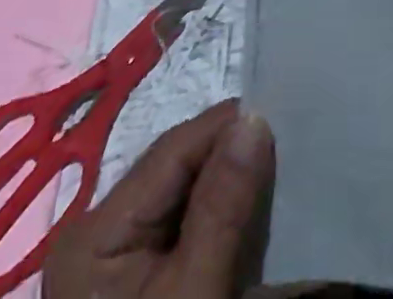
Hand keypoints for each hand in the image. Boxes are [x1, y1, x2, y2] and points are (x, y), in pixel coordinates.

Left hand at [44, 101, 273, 298]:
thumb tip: (255, 118)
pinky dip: (226, 214)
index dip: (227, 125)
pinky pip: (189, 225)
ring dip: (235, 180)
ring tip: (285, 169)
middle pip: (178, 168)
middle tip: (294, 142)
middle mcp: (102, 232)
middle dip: (234, 151)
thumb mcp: (196, 294)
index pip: (173, 151)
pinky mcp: (144, 279)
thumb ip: (223, 205)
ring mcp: (122, 257)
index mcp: (98, 230)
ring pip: (187, 192)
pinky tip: (258, 212)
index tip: (287, 112)